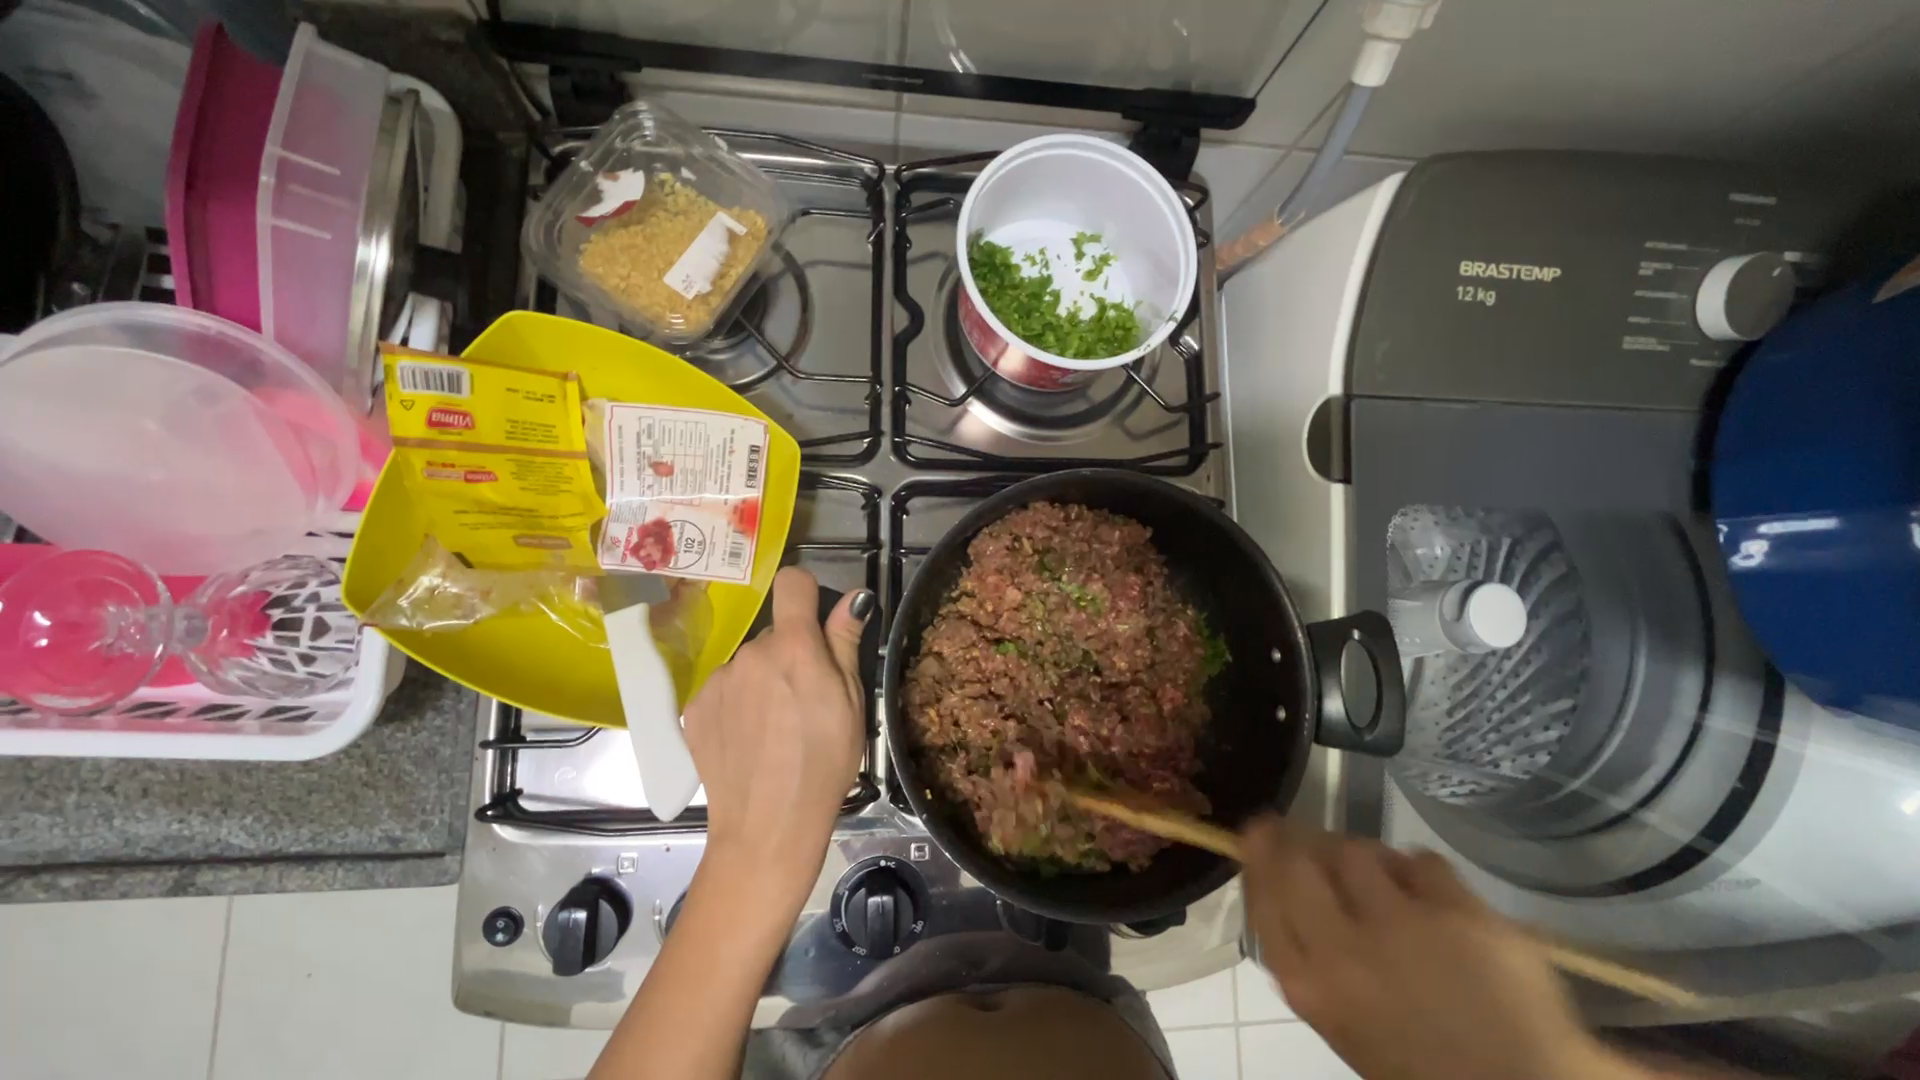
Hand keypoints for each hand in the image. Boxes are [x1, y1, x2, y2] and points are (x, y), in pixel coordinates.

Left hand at [682, 568, 870, 898]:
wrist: (767, 826)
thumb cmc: (825, 765)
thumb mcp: (851, 703)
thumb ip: (845, 643)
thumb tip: (851, 598)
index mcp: (793, 647)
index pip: (792, 583)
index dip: (806, 593)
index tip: (816, 620)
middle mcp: (749, 653)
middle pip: (773, 632)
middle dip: (791, 653)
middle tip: (806, 697)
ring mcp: (717, 681)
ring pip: (747, 663)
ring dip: (762, 679)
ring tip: (776, 727)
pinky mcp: (694, 709)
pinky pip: (723, 689)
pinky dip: (737, 704)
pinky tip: (750, 740)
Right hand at [1241, 816, 1636, 1079]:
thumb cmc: (1419, 1066)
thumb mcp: (1342, 1023)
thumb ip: (1313, 958)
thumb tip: (1296, 888)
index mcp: (1310, 984)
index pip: (1265, 895)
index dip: (1260, 855)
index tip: (1260, 831)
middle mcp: (1345, 949)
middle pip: (1301, 861)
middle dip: (1298, 837)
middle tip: (1307, 833)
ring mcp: (1404, 926)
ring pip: (1358, 851)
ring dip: (1364, 856)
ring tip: (1380, 875)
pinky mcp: (1460, 913)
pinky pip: (1421, 860)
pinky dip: (1419, 869)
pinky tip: (1430, 894)